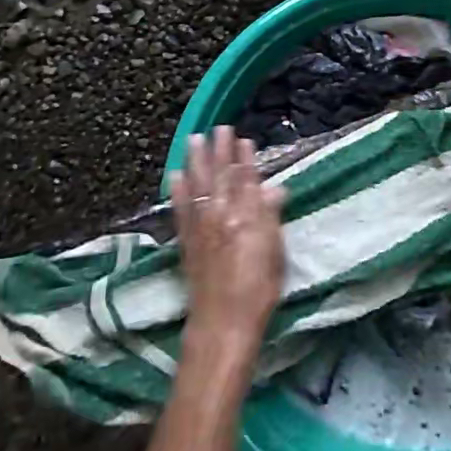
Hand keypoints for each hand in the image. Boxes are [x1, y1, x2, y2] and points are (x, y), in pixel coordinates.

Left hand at [171, 127, 284, 360]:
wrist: (222, 323)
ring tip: (194, 139)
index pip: (245, 179)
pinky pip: (180, 208)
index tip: (243, 138)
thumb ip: (271, 218)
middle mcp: (221, 215)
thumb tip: (274, 188)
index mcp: (247, 217)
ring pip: (197, 185)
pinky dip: (177, 190)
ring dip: (196, 160)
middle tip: (218, 128)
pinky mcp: (185, 241)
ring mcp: (200, 227)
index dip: (244, 158)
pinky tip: (176, 175)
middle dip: (220, 150)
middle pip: (220, 176)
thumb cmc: (258, 290)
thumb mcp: (275, 253)